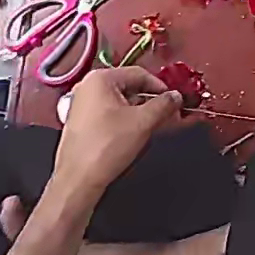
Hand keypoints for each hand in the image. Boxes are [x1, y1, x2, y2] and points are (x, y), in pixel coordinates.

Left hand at [51, 68, 181, 203]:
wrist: (77, 180)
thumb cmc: (107, 146)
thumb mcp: (143, 122)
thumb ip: (164, 104)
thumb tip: (176, 96)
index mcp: (100, 79)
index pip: (140, 74)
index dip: (161, 88)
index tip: (174, 101)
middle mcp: (87, 86)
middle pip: (130, 87)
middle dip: (151, 101)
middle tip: (167, 114)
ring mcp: (81, 104)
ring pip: (120, 101)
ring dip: (140, 111)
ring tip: (154, 125)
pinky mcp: (80, 121)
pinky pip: (109, 112)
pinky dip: (125, 119)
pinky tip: (136, 133)